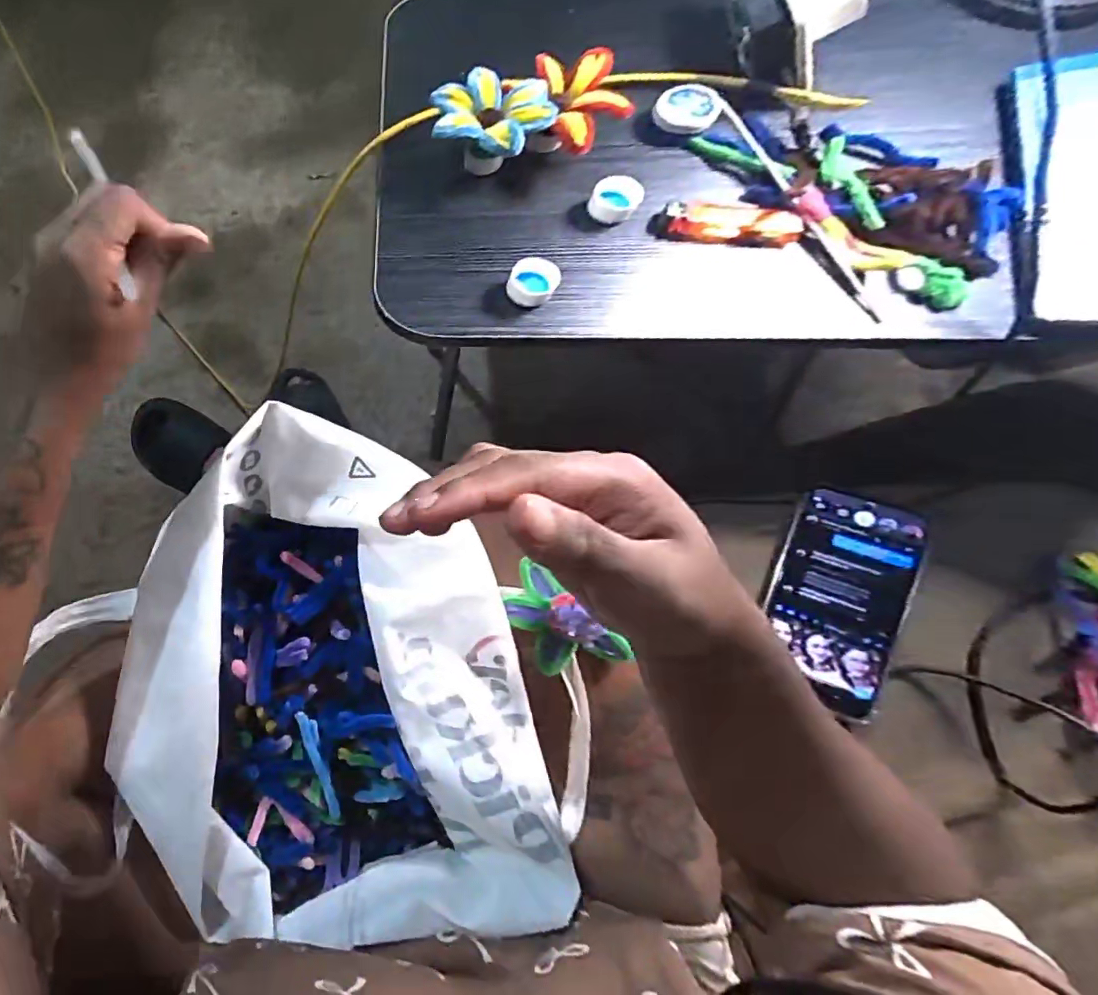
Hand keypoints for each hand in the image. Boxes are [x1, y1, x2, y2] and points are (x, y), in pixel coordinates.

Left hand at [25, 184, 210, 409]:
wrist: (48, 388)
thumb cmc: (99, 359)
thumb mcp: (139, 313)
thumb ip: (160, 263)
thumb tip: (197, 235)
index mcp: (81, 251)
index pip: (123, 201)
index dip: (154, 220)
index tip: (168, 254)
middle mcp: (54, 236)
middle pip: (102, 194)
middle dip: (136, 218)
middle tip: (153, 257)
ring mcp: (40, 245)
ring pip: (86, 207)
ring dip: (117, 226)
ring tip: (133, 268)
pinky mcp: (37, 257)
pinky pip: (73, 226)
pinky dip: (98, 235)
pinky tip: (109, 273)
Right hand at [379, 445, 764, 656]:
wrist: (702, 632)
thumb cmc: (683, 610)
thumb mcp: (644, 584)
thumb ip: (583, 546)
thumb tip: (515, 511)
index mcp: (610, 477)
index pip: (524, 473)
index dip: (467, 492)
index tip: (418, 517)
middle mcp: (583, 470)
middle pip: (500, 465)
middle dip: (444, 489)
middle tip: (394, 521)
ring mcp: (567, 487)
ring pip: (492, 473)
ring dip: (446, 491)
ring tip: (403, 519)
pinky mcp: (554, 507)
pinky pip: (498, 493)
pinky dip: (462, 501)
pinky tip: (437, 517)